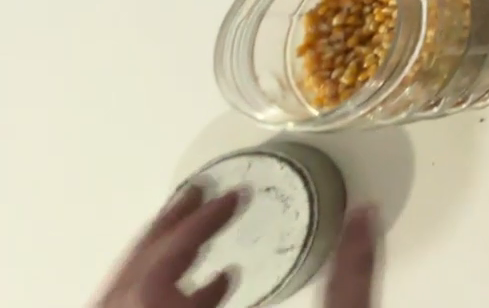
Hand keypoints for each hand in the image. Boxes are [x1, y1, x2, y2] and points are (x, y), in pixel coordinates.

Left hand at [100, 189, 379, 307]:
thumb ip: (353, 274)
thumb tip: (365, 214)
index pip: (152, 281)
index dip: (187, 229)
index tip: (230, 198)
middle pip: (118, 298)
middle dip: (159, 239)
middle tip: (200, 198)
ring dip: (152, 272)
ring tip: (203, 234)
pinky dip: (161, 304)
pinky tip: (214, 290)